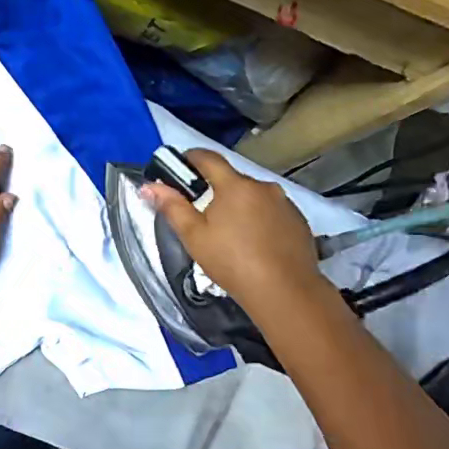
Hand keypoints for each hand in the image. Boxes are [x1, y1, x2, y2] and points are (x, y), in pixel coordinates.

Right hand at [141, 149, 324, 312]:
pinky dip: (260, 220)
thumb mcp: (194, 237)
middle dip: (216, 190)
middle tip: (203, 215)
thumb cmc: (232, 262)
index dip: (191, 158)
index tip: (180, 165)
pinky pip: (272, 212)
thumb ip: (172, 207)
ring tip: (231, 234)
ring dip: (240, 206)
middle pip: (233, 180)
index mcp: (234, 186)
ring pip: (254, 197)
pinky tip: (255, 244)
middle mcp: (263, 186)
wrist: (284, 290)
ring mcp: (285, 202)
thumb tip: (149, 186)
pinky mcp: (299, 220)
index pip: (209, 158)